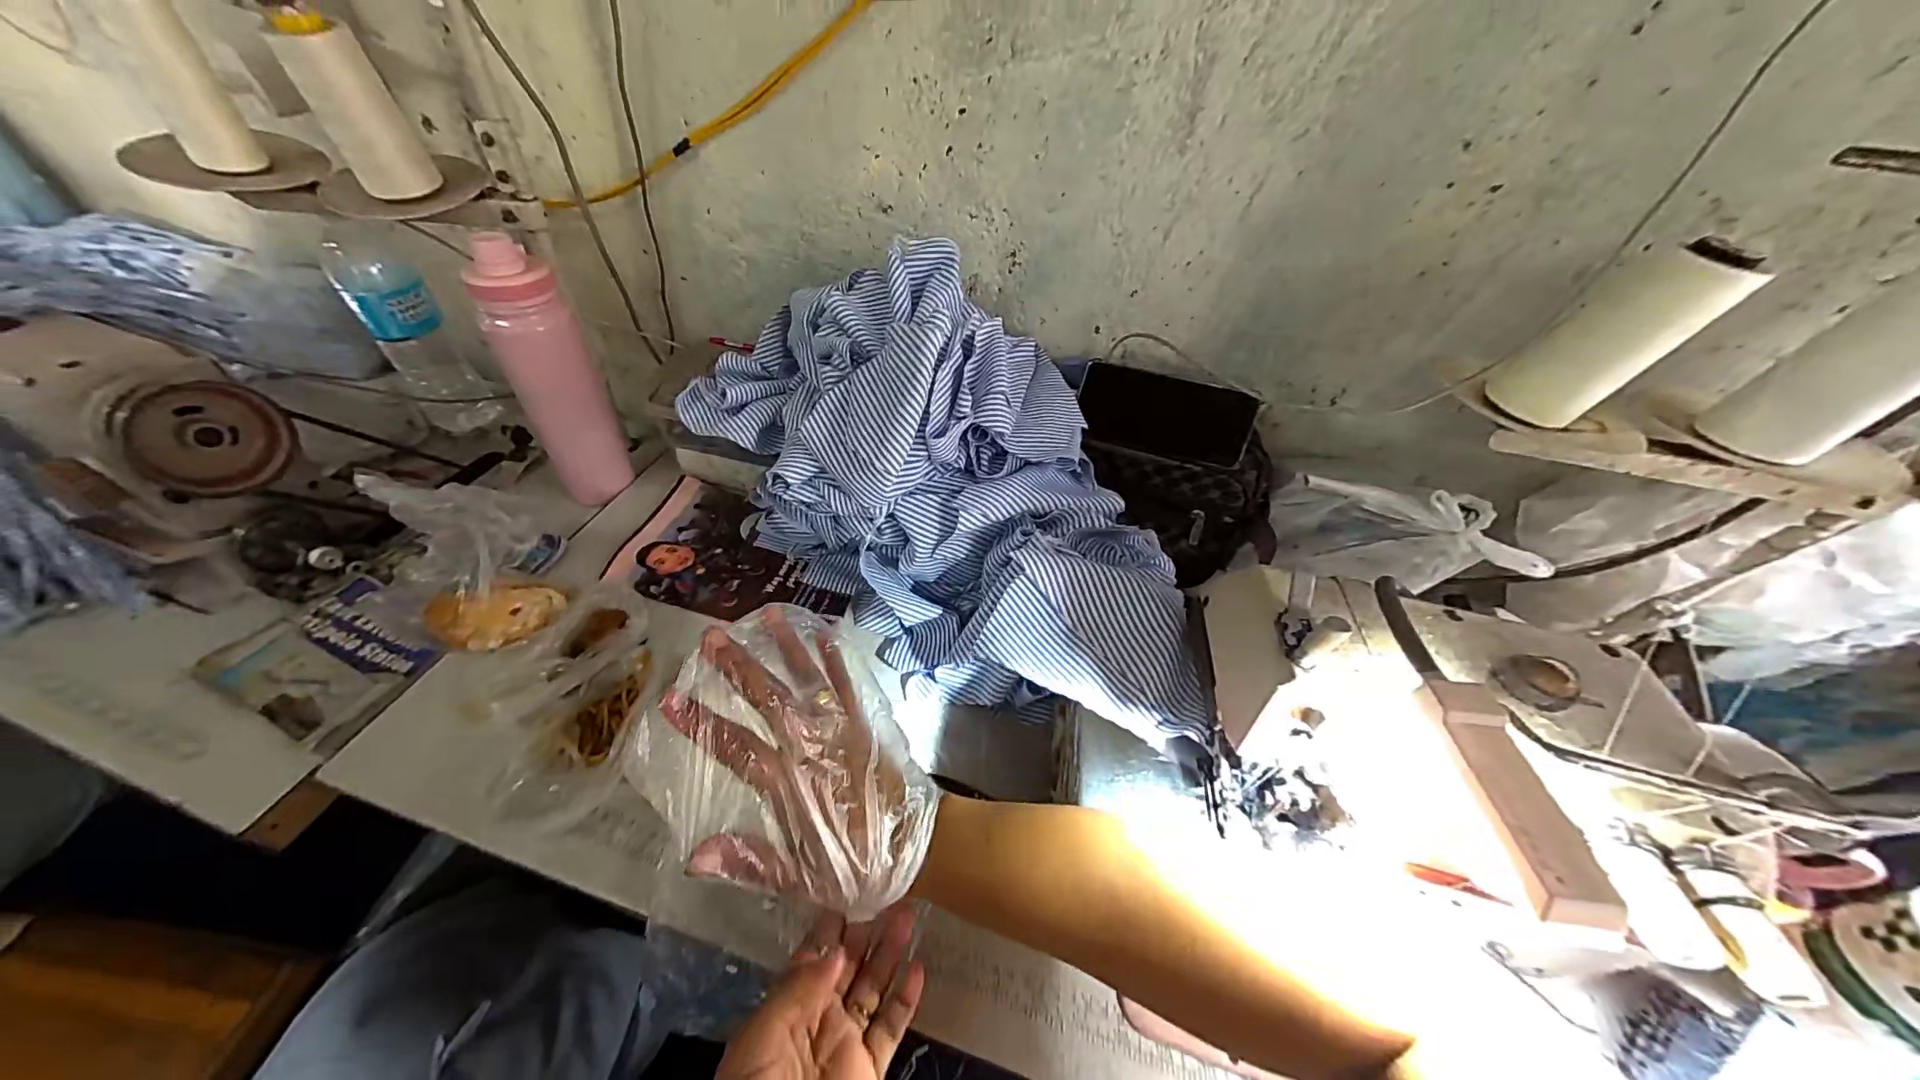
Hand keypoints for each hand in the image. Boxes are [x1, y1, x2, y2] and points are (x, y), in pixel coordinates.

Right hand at [660, 606, 933, 915]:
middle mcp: (815, 747)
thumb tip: (696, 854)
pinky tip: (824, 634)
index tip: (672, 698)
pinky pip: (850, 685)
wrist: (924, 851)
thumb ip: (751, 862)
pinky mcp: (869, 724)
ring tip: (768, 615)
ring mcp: (845, 730)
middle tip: (711, 638)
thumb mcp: (803, 882)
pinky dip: (836, 660)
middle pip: (770, 700)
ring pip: (810, 681)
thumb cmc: (861, 869)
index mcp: (790, 783)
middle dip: (739, 668)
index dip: (702, 724)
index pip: (736, 747)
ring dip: (787, 648)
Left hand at [717, 904, 926, 1079]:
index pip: (813, 959)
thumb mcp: (761, 1037)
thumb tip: (836, 950)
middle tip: (890, 898)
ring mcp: (846, 1045)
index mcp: (787, 1009)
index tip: (850, 896)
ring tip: (908, 918)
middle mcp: (819, 1021)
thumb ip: (797, 990)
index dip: (831, 929)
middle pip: (849, 968)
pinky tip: (918, 969)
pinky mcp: (869, 1070)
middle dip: (868, 933)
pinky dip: (906, 1000)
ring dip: (892, 954)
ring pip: (874, 990)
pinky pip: (890, 1030)